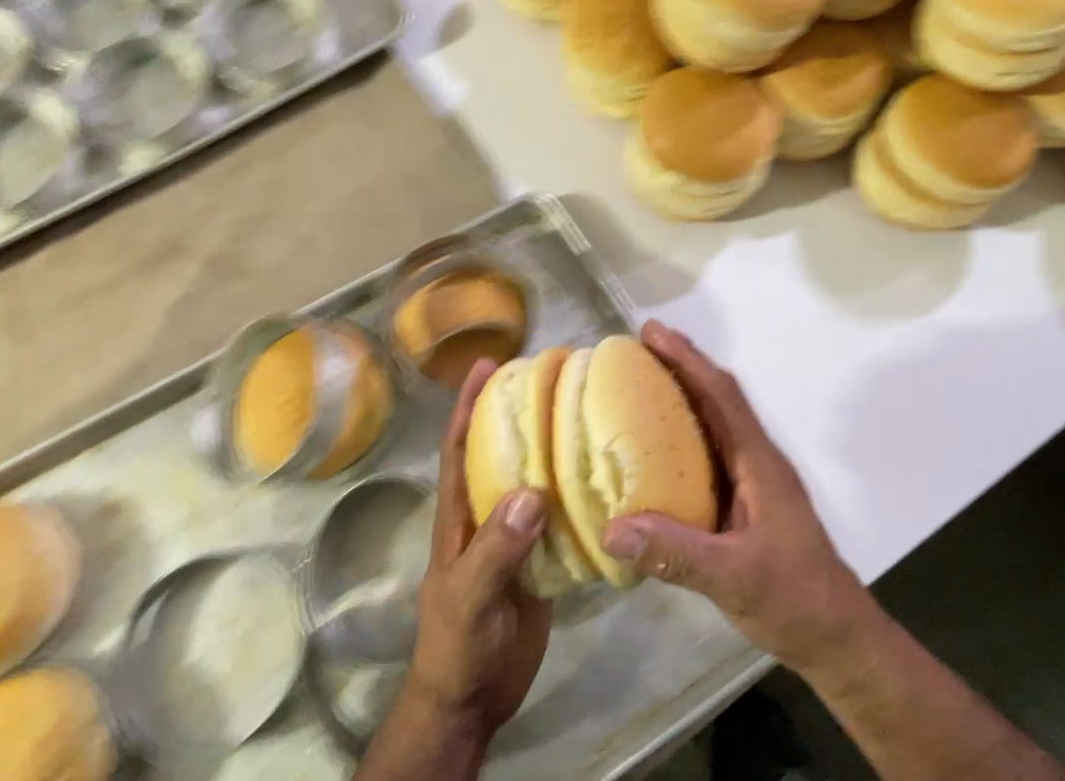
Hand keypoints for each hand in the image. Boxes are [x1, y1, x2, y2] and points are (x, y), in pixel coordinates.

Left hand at [404, 359, 552, 741]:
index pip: (458, 450)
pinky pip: (560, 525)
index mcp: (459, 518)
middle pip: (501, 458)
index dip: (468, 407)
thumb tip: (531, 492)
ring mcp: (514, 543)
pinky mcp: (540, 567)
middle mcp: (487, 520)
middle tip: (552, 381)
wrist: (472, 699)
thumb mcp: (470, 596)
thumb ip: (496, 548)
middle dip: (518, 417)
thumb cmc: (457, 644)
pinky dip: (578, 504)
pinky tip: (607, 487)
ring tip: (585, 420)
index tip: (488, 365)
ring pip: (533, 488)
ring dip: (551, 455)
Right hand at [601, 321, 874, 674]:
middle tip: (631, 352)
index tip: (651, 332)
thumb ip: (676, 553)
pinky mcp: (743, 507)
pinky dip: (677, 441)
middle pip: (717, 400)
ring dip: (678, 401)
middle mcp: (756, 463)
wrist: (835, 636)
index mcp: (760, 464)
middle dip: (679, 369)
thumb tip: (611, 528)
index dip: (688, 360)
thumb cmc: (794, 598)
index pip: (722, 397)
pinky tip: (647, 456)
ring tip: (631, 390)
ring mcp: (752, 484)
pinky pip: (705, 458)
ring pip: (712, 427)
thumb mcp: (734, 577)